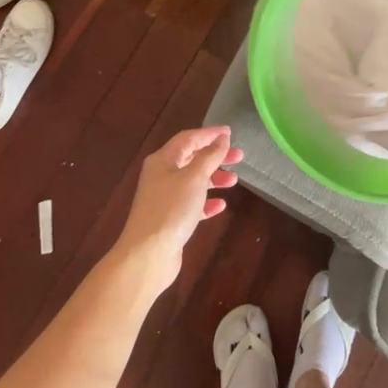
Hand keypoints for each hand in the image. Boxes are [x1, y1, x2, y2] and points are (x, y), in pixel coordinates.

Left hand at [114, 126, 242, 294]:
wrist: (148, 254)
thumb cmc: (171, 209)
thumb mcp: (194, 178)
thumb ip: (210, 156)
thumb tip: (222, 138)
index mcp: (162, 160)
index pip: (188, 138)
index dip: (209, 134)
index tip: (230, 133)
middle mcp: (161, 175)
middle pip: (191, 159)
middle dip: (215, 156)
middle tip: (239, 157)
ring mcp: (164, 198)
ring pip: (192, 181)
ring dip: (213, 178)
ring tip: (234, 181)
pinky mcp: (169, 219)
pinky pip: (191, 204)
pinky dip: (206, 202)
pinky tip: (220, 206)